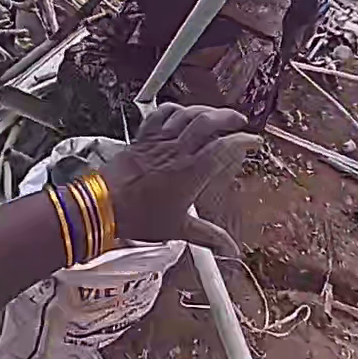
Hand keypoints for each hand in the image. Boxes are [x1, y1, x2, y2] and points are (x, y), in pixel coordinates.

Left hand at [100, 104, 258, 253]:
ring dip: (204, 110)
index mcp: (191, 171)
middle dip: (228, 117)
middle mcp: (176, 151)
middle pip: (208, 121)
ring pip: (185, 113)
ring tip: (214, 114)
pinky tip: (180, 111)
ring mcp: (158, 141)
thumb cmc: (138, 217)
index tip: (253, 141)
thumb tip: (229, 249)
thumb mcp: (178, 229)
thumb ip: (208, 236)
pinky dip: (173, 109)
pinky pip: (160, 114)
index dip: (243, 140)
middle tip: (238, 121)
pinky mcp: (142, 138)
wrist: (104, 205)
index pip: (225, 146)